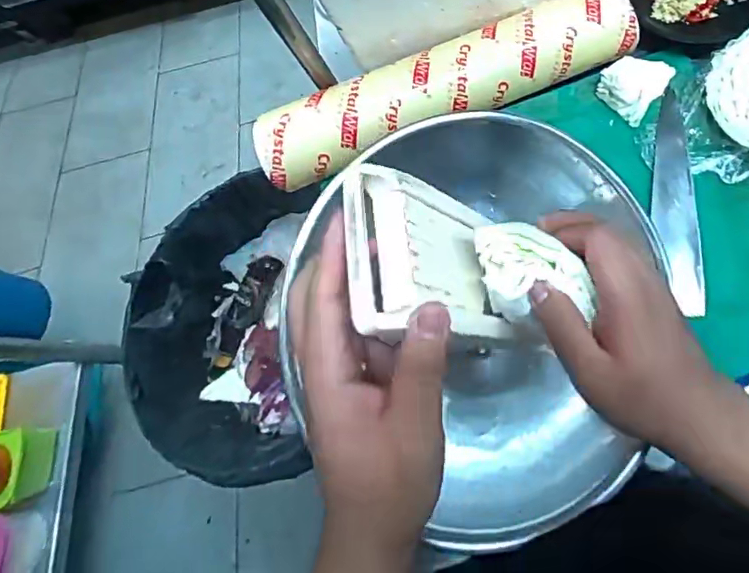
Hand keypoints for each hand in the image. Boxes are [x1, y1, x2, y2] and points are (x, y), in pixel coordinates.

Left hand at [290, 213, 449, 566]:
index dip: (332, 257)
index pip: (321, 301)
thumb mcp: (414, 426)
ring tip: (390, 249)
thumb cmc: (389, 482)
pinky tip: (404, 298)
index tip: (345, 218)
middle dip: (336, 258)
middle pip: (315, 298)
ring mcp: (334, 372)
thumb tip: (433, 306)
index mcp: (326, 373)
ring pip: (335, 312)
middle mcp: (321, 365)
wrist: (373, 530)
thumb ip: (422, 365)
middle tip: (370, 225)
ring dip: (355, 279)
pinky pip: (357, 331)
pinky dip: (373, 306)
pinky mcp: (350, 381)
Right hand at [530, 211, 734, 456]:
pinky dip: (598, 249)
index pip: (594, 235)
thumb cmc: (642, 395)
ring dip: (583, 235)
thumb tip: (536, 283)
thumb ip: (561, 323)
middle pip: (605, 229)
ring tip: (553, 249)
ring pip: (616, 239)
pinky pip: (623, 253)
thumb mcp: (589, 370)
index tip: (533, 242)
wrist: (700, 414)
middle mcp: (642, 273)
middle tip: (537, 237)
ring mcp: (653, 280)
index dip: (562, 230)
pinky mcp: (656, 290)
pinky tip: (582, 271)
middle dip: (569, 225)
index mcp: (625, 286)